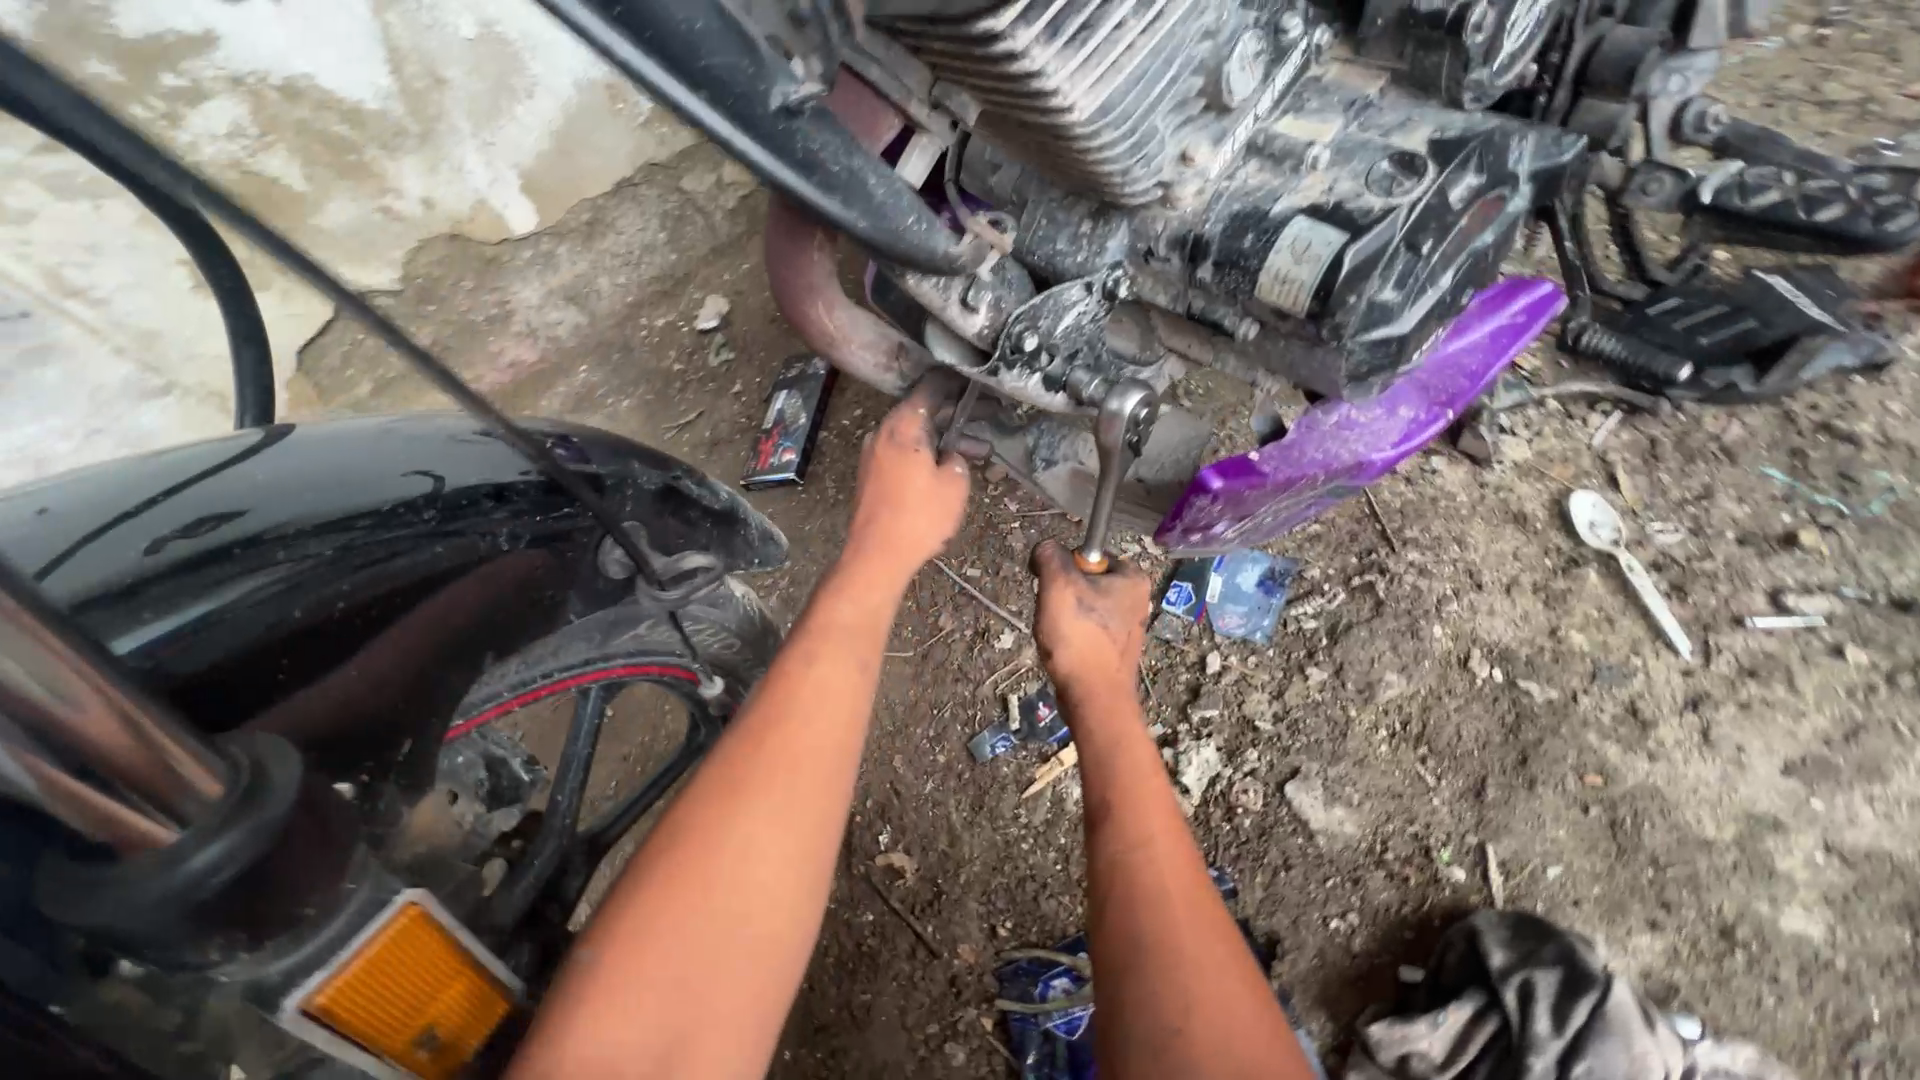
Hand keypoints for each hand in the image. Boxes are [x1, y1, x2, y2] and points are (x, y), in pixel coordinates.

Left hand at [842, 380, 971, 588]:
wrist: (876, 554)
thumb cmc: (919, 517)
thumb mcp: (955, 485)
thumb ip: (958, 458)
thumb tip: (951, 454)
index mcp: (904, 425)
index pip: (930, 388)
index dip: (956, 383)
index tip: (976, 383)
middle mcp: (883, 432)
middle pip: (921, 411)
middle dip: (953, 415)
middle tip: (984, 419)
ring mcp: (873, 453)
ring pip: (912, 435)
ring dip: (941, 439)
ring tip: (973, 453)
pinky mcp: (870, 474)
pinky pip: (901, 452)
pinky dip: (923, 454)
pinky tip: (944, 468)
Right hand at [1030, 539, 1150, 702]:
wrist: (1094, 698)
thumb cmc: (1079, 637)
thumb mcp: (1058, 584)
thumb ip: (1050, 555)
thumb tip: (1045, 549)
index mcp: (1133, 576)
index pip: (1087, 554)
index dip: (1063, 568)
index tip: (1055, 589)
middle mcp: (1137, 598)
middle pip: (1083, 580)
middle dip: (1062, 595)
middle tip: (1056, 614)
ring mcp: (1128, 625)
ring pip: (1081, 606)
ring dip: (1063, 617)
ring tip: (1060, 635)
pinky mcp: (1116, 647)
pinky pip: (1086, 629)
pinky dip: (1072, 636)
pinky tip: (1066, 650)